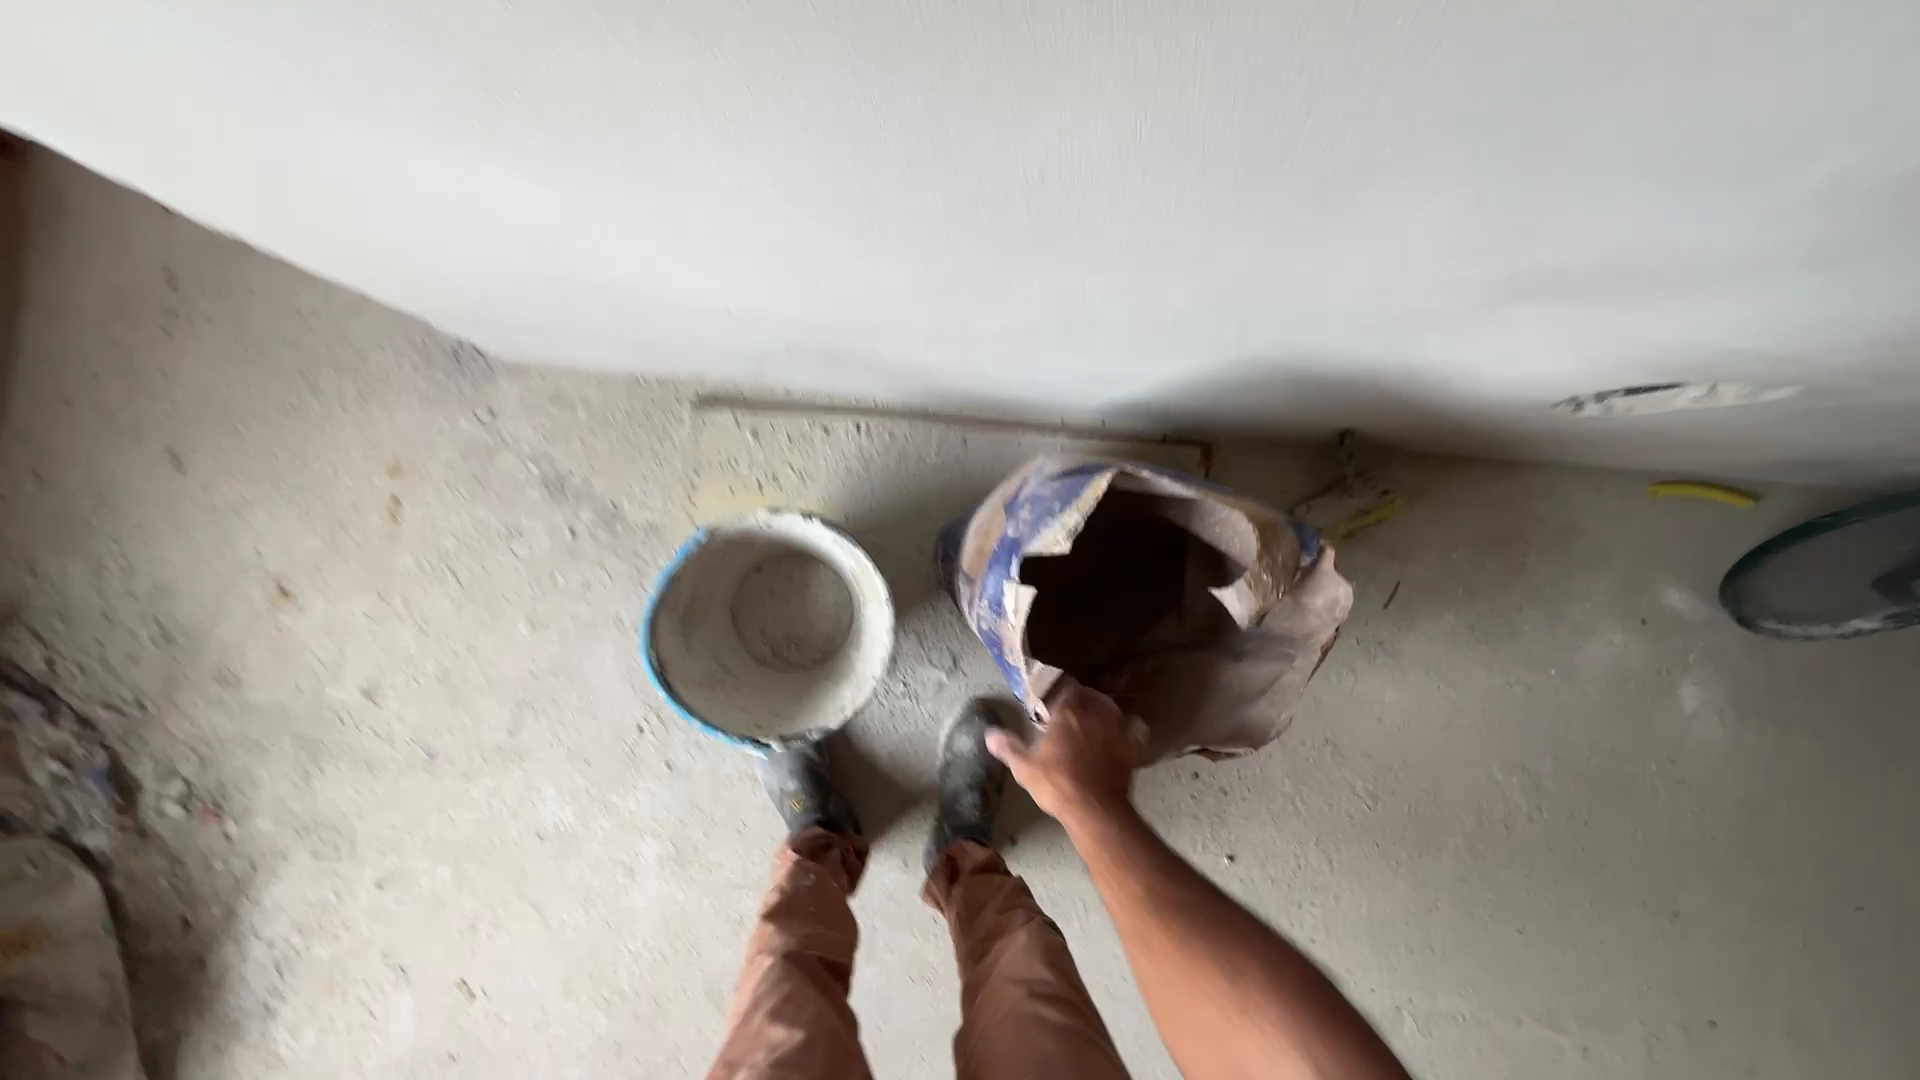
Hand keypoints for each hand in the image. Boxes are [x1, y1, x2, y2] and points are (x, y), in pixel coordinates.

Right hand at [986, 679, 1144, 827]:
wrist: (1094, 810)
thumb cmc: (1057, 784)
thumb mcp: (1025, 768)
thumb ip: (1008, 748)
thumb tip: (989, 734)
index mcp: (1068, 713)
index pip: (1067, 689)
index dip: (1061, 691)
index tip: (1054, 699)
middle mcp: (1094, 715)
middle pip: (1091, 696)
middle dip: (1082, 698)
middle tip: (1073, 707)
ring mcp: (1115, 731)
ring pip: (1112, 710)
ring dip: (1103, 709)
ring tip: (1095, 717)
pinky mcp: (1130, 749)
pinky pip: (1134, 732)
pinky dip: (1130, 730)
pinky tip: (1126, 735)